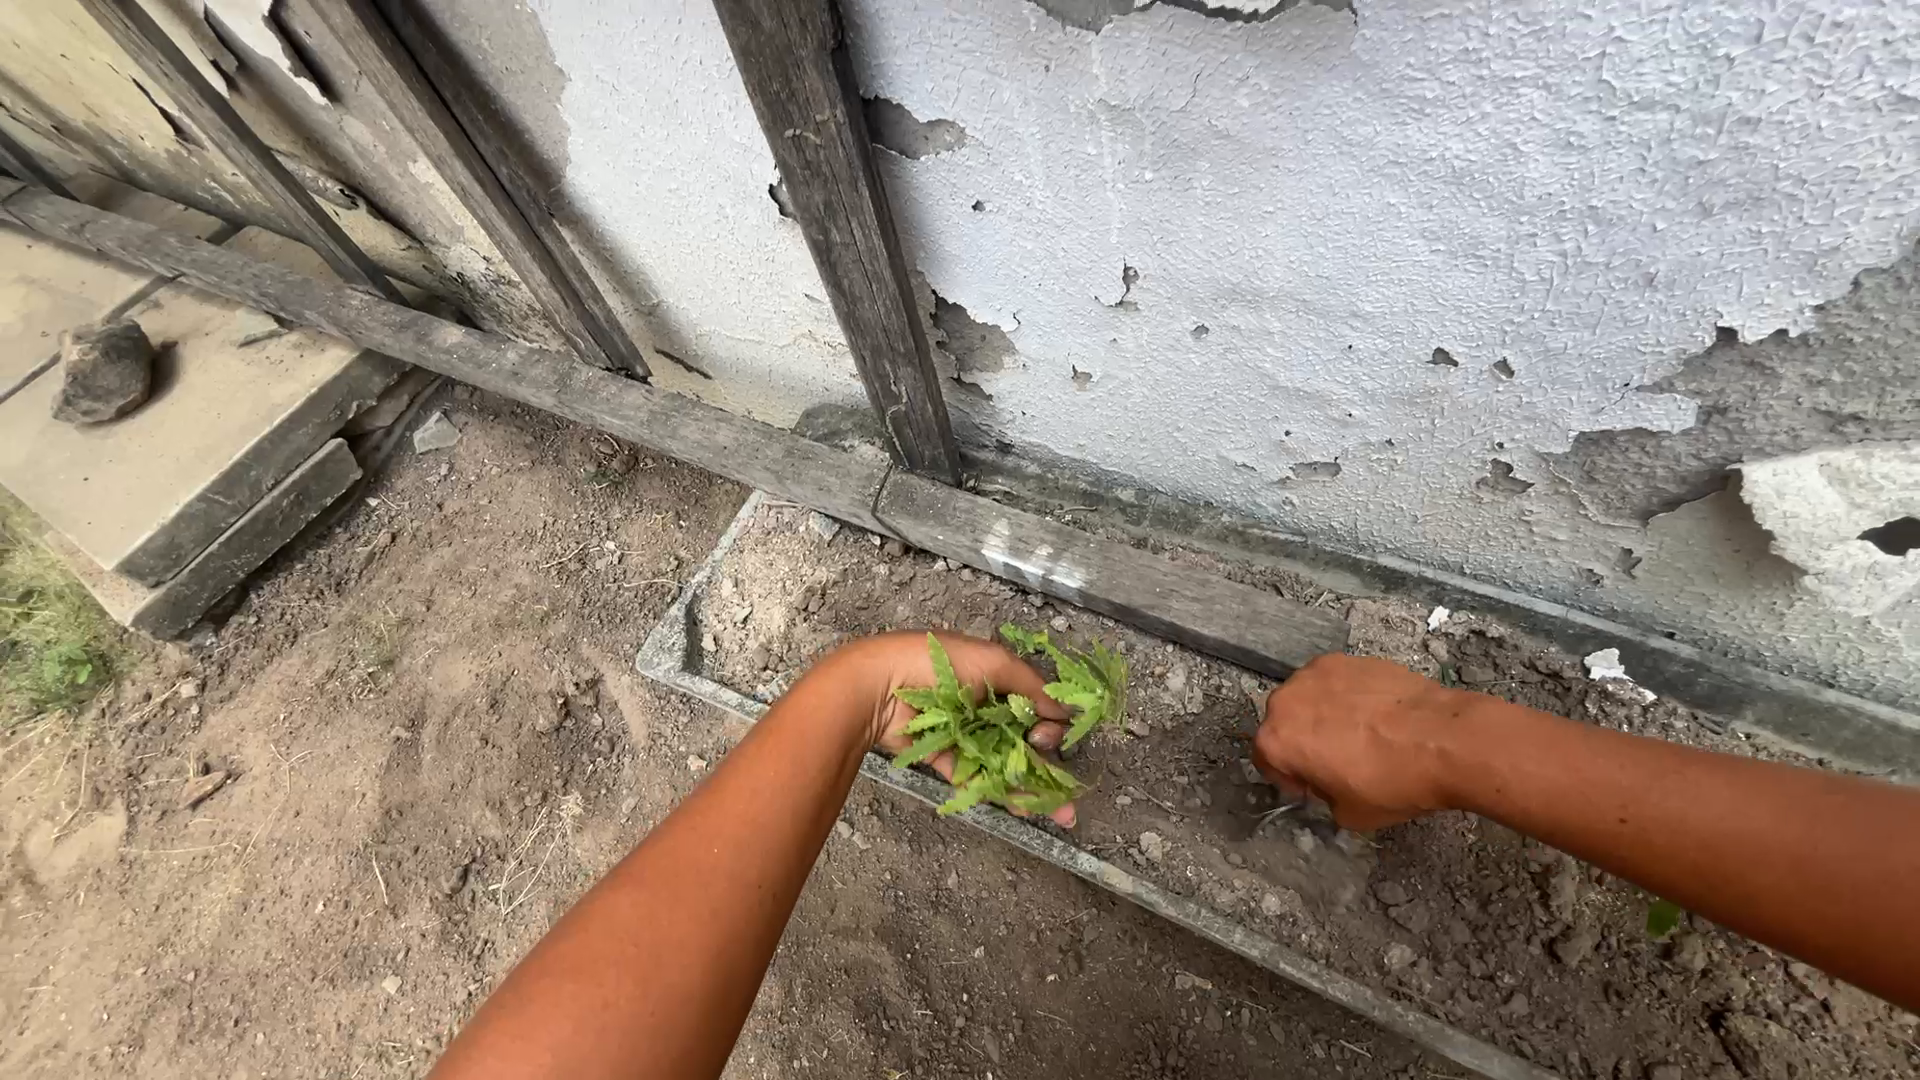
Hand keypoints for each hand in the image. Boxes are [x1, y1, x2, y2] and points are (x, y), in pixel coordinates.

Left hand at [820, 630, 1076, 826]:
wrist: (883, 686)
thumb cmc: (941, 665)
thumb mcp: (995, 662)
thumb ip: (1033, 687)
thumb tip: (1066, 710)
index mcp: (994, 675)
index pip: (1033, 702)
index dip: (1049, 722)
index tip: (1053, 738)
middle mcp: (981, 703)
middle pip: (1022, 737)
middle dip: (1048, 765)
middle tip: (1066, 789)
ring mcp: (962, 731)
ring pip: (1003, 762)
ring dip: (1030, 786)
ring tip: (1060, 814)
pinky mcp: (944, 756)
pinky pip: (975, 775)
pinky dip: (997, 790)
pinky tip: (1023, 808)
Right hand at [1252, 654, 1474, 831]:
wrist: (1442, 738)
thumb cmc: (1394, 779)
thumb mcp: (1352, 815)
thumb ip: (1324, 798)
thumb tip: (1329, 786)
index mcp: (1275, 741)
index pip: (1266, 760)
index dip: (1290, 777)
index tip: (1313, 785)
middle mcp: (1284, 702)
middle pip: (1283, 725)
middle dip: (1304, 741)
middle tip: (1338, 759)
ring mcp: (1312, 675)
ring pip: (1307, 699)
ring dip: (1322, 714)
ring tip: (1359, 733)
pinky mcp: (1341, 660)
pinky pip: (1333, 681)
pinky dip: (1346, 695)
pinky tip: (1374, 713)